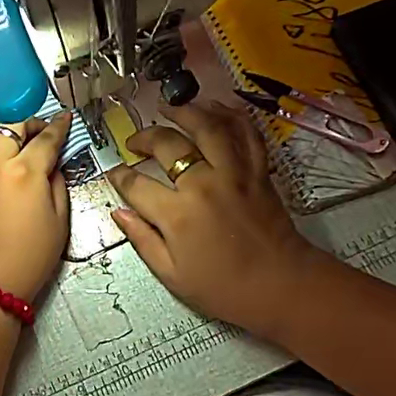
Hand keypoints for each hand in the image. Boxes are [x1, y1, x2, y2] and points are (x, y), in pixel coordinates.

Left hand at [0, 114, 73, 300]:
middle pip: (10, 126)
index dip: (59, 127)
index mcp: (25, 173)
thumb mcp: (60, 222)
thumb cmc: (29, 259)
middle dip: (29, 124)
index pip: (46, 138)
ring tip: (6, 134)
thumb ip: (57, 185)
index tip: (64, 120)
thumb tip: (52, 166)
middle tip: (40, 132)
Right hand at [108, 103, 332, 336]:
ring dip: (185, 112)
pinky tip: (218, 107)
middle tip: (135, 142)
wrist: (281, 287)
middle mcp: (203, 184)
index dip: (120, 176)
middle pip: (167, 145)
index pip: (136, 184)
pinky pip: (246, 134)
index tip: (114, 173)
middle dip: (144, 137)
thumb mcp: (172, 275)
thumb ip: (143, 239)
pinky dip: (233, 116)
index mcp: (177, 214)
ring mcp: (234, 173)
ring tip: (170, 108)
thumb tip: (118, 213)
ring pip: (207, 127)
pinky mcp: (259, 171)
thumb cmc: (224, 289)